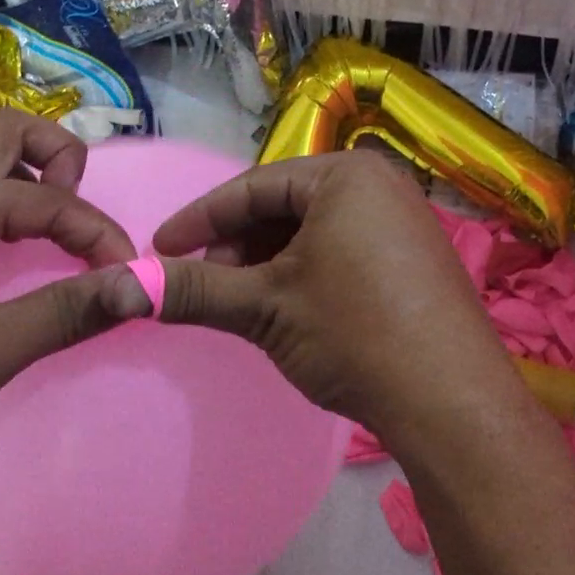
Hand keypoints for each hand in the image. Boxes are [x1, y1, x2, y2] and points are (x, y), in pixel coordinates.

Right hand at [152, 151, 527, 445]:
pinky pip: (347, 246)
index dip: (201, 218)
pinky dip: (309, 270)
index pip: (255, 185)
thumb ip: (195, 290)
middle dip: (240, 242)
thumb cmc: (353, 334)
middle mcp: (381, 183)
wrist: (450, 400)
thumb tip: (124, 288)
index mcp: (346, 174)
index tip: (161, 249)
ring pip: (317, 228)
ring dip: (272, 259)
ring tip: (246, 300)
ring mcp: (405, 219)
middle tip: (207, 281)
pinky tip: (291, 306)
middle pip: (287, 203)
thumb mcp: (266, 308)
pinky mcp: (416, 256)